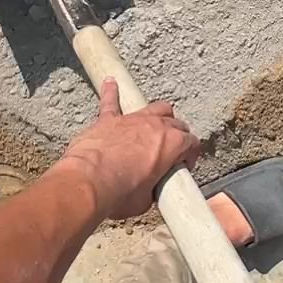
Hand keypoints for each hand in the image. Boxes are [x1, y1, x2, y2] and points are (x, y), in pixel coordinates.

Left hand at [54, 79, 200, 219]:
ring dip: (159, 114)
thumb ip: (152, 189)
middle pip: (177, 123)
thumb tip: (147, 191)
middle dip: (178, 134)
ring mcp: (133, 120)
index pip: (192, 144)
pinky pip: (111, 101)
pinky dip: (111, 93)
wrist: (89, 182)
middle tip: (171, 149)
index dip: (190, 155)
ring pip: (155, 107)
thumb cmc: (119, 193)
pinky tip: (110, 82)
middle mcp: (157, 126)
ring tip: (159, 120)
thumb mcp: (146, 200)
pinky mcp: (109, 120)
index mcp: (173, 144)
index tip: (183, 165)